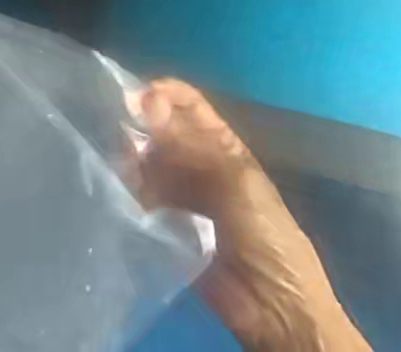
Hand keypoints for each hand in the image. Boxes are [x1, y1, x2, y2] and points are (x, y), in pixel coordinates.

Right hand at [138, 79, 369, 351]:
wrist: (275, 308)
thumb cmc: (265, 234)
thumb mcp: (235, 180)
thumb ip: (188, 141)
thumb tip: (143, 98)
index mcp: (221, 145)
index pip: (187, 105)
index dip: (165, 93)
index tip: (139, 96)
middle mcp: (197, 161)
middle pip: (160, 128)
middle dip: (140, 124)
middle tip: (125, 133)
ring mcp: (179, 191)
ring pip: (145, 158)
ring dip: (132, 156)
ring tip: (126, 167)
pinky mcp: (163, 219)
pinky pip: (139, 193)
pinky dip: (129, 187)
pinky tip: (126, 190)